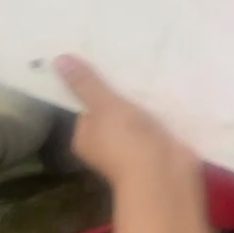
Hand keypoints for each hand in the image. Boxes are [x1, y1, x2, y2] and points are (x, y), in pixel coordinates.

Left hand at [55, 55, 200, 189]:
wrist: (164, 173)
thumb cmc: (126, 141)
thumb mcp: (104, 107)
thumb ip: (86, 85)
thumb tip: (58, 59)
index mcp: (86, 137)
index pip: (88, 107)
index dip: (96, 86)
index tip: (108, 63)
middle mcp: (108, 143)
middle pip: (115, 110)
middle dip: (126, 91)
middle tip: (135, 59)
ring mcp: (136, 145)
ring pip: (140, 115)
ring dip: (148, 99)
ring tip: (157, 67)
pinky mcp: (161, 144)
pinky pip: (161, 121)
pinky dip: (167, 109)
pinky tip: (174, 89)